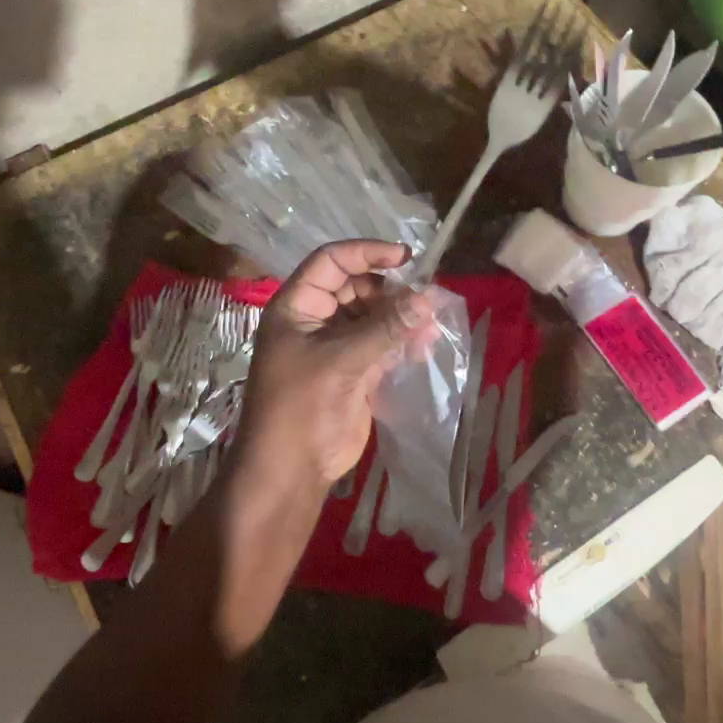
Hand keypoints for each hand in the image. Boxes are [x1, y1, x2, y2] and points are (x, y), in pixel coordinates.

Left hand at [232, 240, 435, 494]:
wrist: (290, 469)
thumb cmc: (300, 407)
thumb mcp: (341, 361)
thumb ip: (384, 328)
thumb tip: (428, 298)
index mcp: (295, 306)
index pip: (331, 262)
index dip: (366, 253)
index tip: (405, 257)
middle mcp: (313, 320)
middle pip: (356, 287)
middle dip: (390, 290)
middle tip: (424, 299)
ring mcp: (334, 347)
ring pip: (372, 317)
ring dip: (400, 317)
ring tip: (432, 324)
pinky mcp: (352, 371)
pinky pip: (380, 344)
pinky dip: (401, 341)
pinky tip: (426, 345)